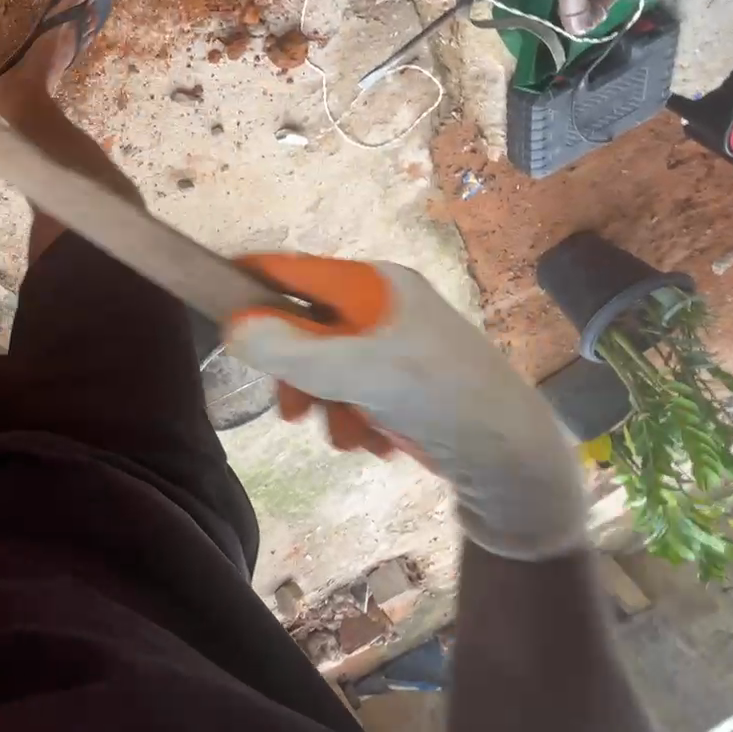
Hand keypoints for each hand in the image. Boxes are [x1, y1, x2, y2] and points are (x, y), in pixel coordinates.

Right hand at [224, 254, 585, 561]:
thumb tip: (231, 326)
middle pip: (305, 327)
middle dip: (296, 373)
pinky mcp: (406, 379)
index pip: (295, 270)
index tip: (217, 301)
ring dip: (327, 404)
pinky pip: (354, 389)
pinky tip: (374, 441)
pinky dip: (354, 416)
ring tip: (348, 437)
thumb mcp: (355, 370)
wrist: (515, 461)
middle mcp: (382, 306)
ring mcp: (395, 343)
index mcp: (373, 285)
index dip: (253, 281)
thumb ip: (287, 349)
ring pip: (326, 365)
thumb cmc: (435, 396)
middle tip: (293, 412)